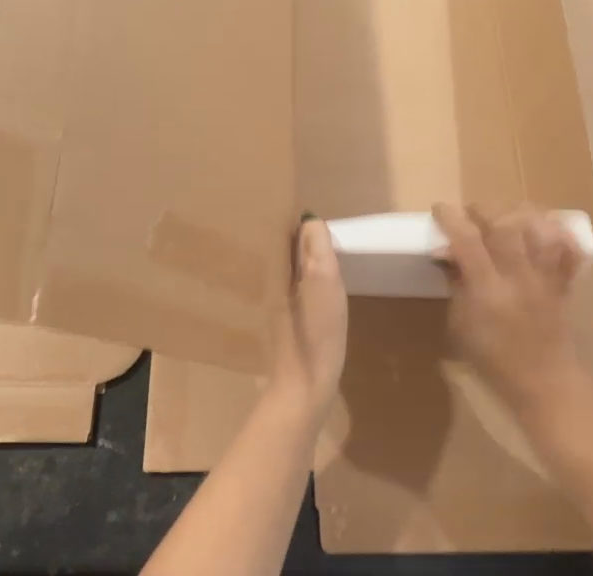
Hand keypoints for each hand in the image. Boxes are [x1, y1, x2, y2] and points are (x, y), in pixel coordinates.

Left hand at [267, 219, 348, 415]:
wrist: (304, 389)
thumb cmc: (316, 333)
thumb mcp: (323, 283)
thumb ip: (316, 249)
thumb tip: (310, 219)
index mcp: (276, 272)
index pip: (276, 234)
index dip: (285, 219)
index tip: (297, 203)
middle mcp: (270, 285)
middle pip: (278, 251)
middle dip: (289, 235)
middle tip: (309, 222)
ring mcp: (276, 306)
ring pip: (283, 271)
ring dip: (294, 257)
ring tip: (311, 246)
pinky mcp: (286, 324)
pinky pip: (290, 289)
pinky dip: (298, 280)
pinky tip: (310, 284)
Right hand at [434, 202, 587, 415]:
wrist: (545, 385)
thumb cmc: (495, 362)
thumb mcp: (460, 326)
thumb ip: (456, 285)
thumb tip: (448, 254)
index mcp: (488, 290)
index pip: (468, 240)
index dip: (450, 218)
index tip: (439, 209)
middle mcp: (519, 277)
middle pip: (504, 224)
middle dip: (482, 211)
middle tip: (469, 215)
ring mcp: (545, 278)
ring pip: (536, 228)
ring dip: (516, 215)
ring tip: (503, 218)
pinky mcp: (564, 282)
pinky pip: (567, 248)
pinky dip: (557, 232)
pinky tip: (543, 228)